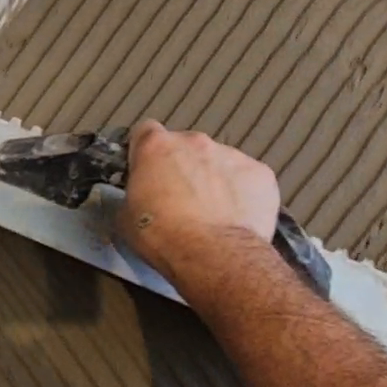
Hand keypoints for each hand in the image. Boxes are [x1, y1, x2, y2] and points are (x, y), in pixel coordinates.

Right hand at [118, 121, 278, 284]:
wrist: (212, 254)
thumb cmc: (161, 234)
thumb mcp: (124, 217)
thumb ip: (132, 195)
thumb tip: (139, 198)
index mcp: (155, 147)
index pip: (145, 131)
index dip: (144, 151)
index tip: (144, 169)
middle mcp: (194, 142)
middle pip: (185, 146)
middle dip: (181, 166)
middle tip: (177, 198)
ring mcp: (232, 155)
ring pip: (218, 161)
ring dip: (212, 179)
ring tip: (210, 212)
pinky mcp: (261, 174)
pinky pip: (247, 178)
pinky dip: (240, 192)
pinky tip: (234, 217)